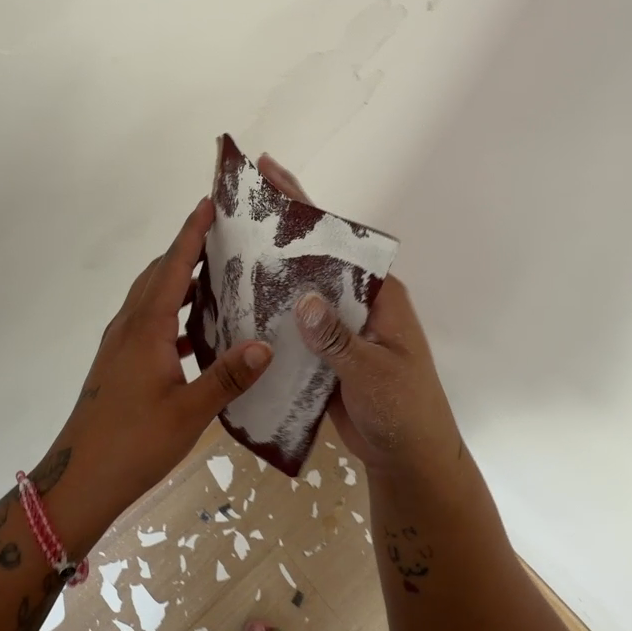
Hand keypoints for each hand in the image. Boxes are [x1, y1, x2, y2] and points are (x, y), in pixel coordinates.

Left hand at [47, 198, 274, 526]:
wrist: (80, 479)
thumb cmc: (133, 443)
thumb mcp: (189, 412)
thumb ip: (227, 377)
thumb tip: (266, 344)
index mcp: (145, 327)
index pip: (173, 267)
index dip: (191, 234)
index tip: (208, 203)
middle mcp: (129, 326)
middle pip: (159, 275)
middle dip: (188, 251)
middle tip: (224, 237)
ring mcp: (121, 345)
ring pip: (152, 298)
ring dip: (180, 282)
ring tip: (217, 277)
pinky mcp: (120, 363)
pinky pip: (150, 322)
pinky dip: (174, 314)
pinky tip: (199, 332)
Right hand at [256, 155, 464, 474]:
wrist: (407, 459)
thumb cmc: (405, 410)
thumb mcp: (375, 372)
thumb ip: (339, 338)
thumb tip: (303, 299)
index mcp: (378, 295)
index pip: (339, 240)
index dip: (303, 205)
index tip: (270, 171)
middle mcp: (355, 301)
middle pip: (313, 256)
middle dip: (278, 227)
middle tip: (235, 200)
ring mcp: (336, 326)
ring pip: (297, 288)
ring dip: (267, 269)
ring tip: (224, 243)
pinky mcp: (320, 352)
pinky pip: (289, 323)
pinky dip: (264, 310)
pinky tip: (232, 301)